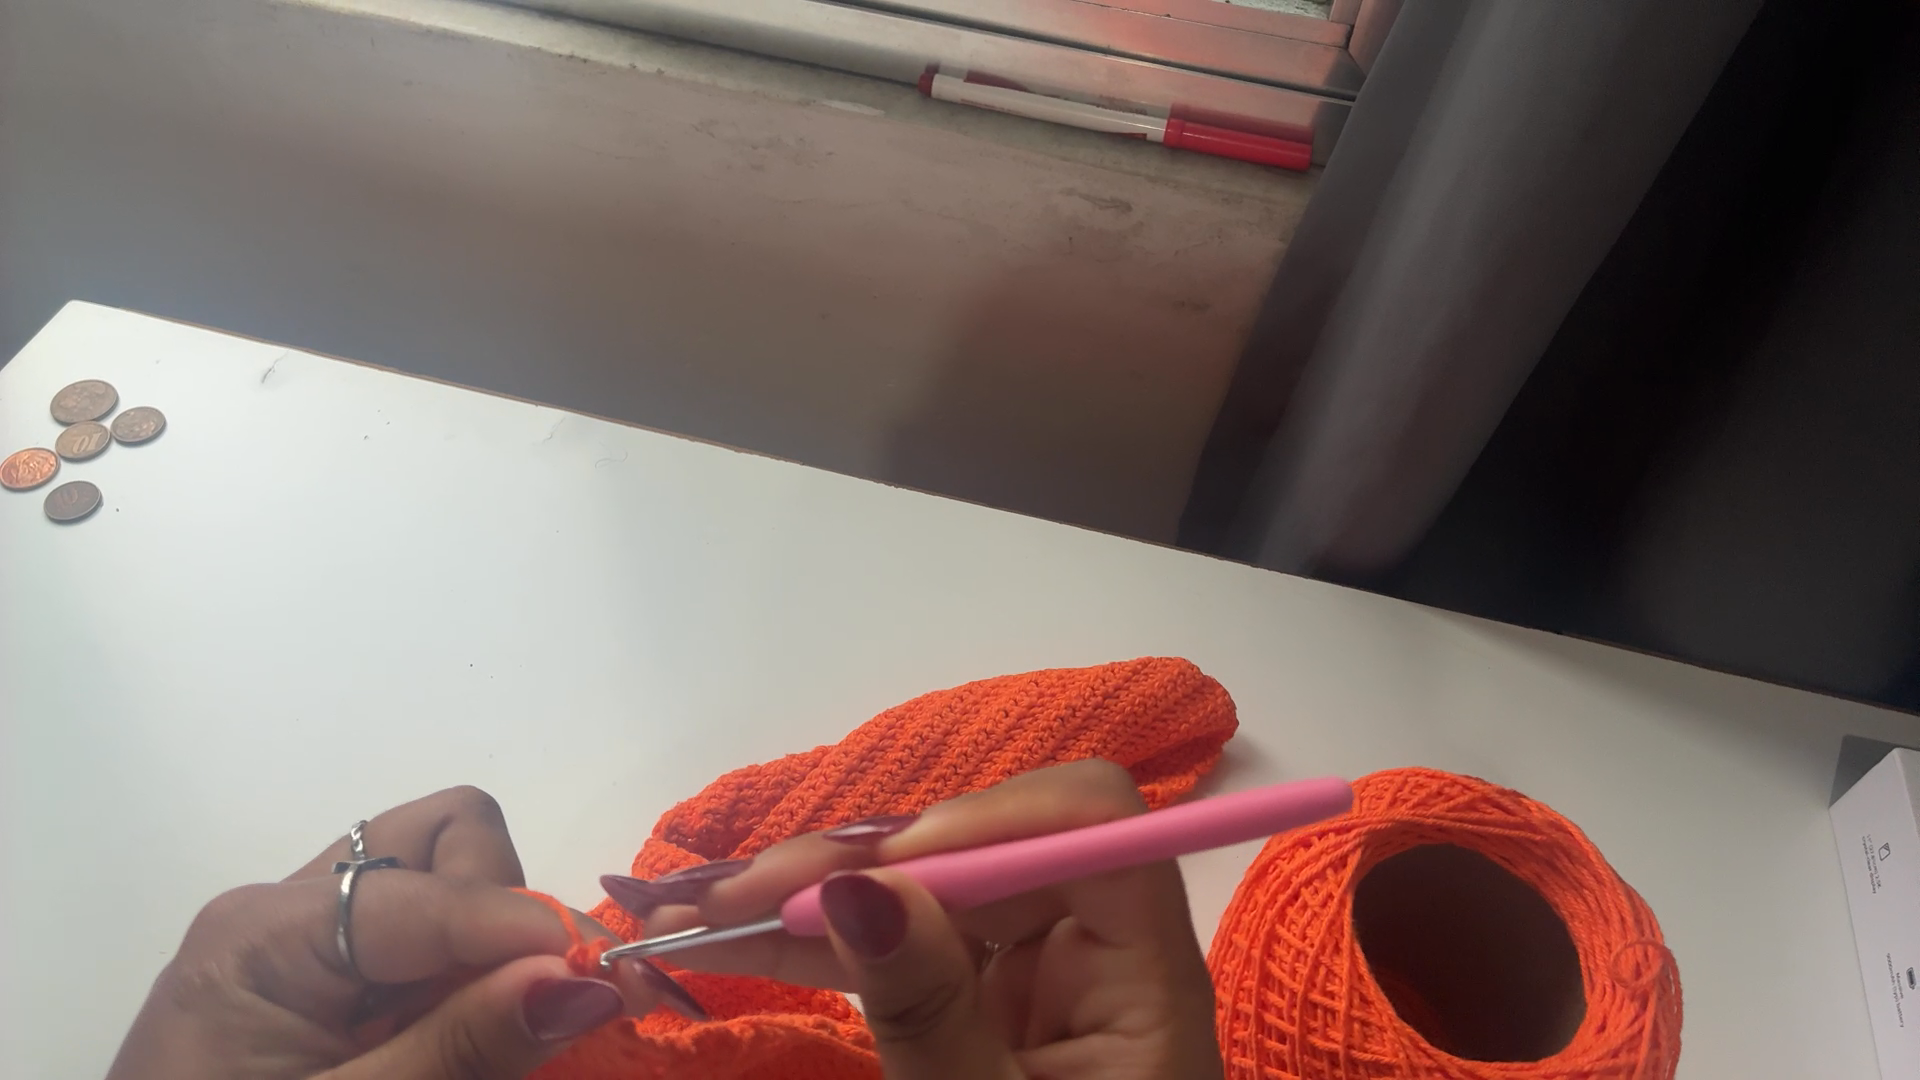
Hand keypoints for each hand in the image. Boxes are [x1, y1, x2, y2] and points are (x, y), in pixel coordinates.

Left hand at [108, 787, 682, 1079]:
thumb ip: (462, 1050)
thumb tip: (588, 984)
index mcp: (268, 933)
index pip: (442, 887)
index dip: (526, 927)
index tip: (598, 981)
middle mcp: (297, 901)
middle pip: (454, 832)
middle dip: (507, 904)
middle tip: (511, 995)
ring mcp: (320, 925)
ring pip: (461, 861)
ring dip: (497, 931)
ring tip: (470, 1023)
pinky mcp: (341, 958)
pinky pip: (446, 912)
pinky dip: (480, 955)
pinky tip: (457, 1022)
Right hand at [621, 761, 1224, 1079]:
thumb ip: (929, 1014)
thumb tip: (855, 885)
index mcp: (1140, 970)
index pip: (1089, 819)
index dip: (987, 817)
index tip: (880, 867)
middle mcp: (1092, 937)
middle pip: (989, 837)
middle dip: (865, 856)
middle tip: (742, 891)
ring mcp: (1032, 955)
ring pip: (930, 876)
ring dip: (819, 890)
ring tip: (706, 914)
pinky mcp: (982, 978)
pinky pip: (902, 929)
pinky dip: (824, 936)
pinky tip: (736, 939)